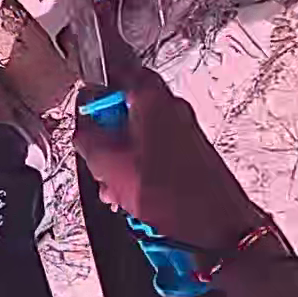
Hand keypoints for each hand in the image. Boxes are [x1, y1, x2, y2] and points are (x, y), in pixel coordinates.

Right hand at [73, 56, 267, 254]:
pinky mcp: (188, 152)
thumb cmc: (175, 194)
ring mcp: (182, 129)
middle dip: (105, 130)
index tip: (84, 98)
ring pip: (137, 130)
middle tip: (95, 151)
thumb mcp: (109, 164)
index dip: (95, 83)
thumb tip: (81, 131)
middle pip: (125, 105)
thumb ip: (87, 140)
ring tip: (112, 182)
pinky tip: (129, 191)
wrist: (216, 226)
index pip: (117, 69)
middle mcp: (170, 107)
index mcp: (150, 98)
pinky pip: (152, 149)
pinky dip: (137, 165)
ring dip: (119, 153)